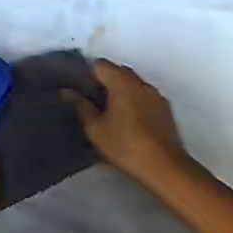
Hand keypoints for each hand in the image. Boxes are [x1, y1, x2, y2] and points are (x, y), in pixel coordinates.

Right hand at [63, 60, 202, 182]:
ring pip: (133, 83)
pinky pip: (145, 95)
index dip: (87, 73)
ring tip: (111, 112)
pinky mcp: (166, 109)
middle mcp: (141, 83)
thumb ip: (81, 106)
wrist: (165, 168)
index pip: (100, 64)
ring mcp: (156, 95)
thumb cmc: (125, 147)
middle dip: (104, 80)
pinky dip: (134, 100)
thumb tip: (66, 91)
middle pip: (118, 71)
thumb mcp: (95, 129)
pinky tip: (129, 121)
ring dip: (120, 90)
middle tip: (92, 101)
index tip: (80, 89)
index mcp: (122, 83)